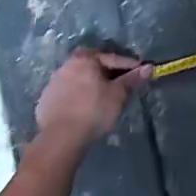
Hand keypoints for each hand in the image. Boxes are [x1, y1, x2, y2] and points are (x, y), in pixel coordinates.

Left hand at [34, 49, 150, 147]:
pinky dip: (81, 96)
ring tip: (107, 98)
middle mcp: (67, 64)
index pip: (114, 59)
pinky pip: (70, 92)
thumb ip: (132, 79)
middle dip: (111, 74)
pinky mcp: (47, 98)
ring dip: (95, 85)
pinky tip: (87, 107)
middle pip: (95, 67)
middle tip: (126, 85)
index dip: (131, 66)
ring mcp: (54, 81)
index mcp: (85, 58)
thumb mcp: (118, 94)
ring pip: (81, 79)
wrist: (61, 137)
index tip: (143, 73)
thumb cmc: (94, 110)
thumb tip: (149, 67)